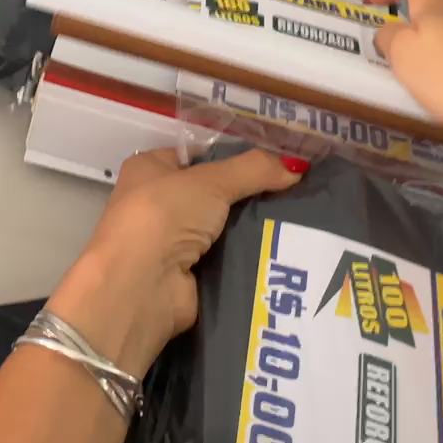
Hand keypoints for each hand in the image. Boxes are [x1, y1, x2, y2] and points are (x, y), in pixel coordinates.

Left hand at [47, 149, 302, 377]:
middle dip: (250, 195)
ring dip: (254, 228)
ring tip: (301, 222)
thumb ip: (253, 170)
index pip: (199, 155)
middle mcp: (157, 203)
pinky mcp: (189, 276)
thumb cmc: (163, 216)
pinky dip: (250, 257)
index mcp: (149, 168)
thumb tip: (296, 167)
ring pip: (224, 228)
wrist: (140, 286)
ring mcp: (172, 241)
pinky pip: (228, 259)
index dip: (234, 157)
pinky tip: (286, 253)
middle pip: (214, 193)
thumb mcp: (210, 181)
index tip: (277, 163)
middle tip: (297, 194)